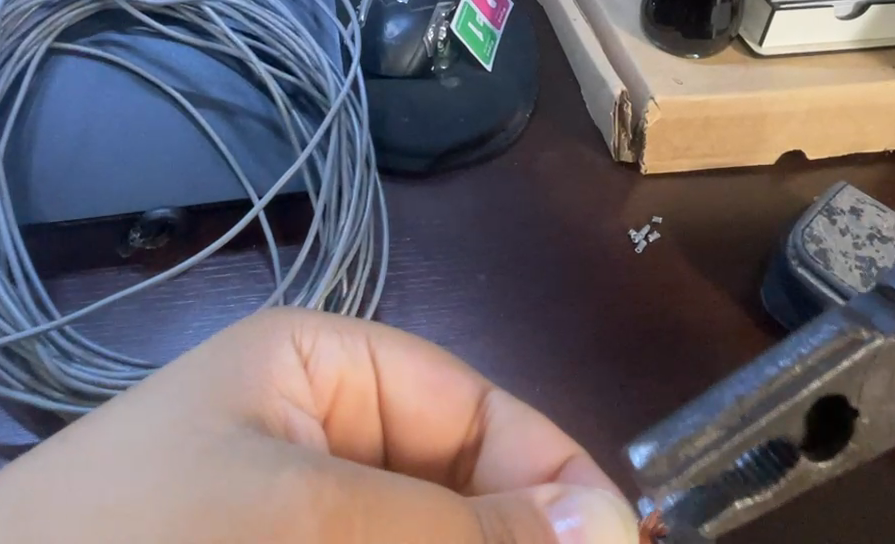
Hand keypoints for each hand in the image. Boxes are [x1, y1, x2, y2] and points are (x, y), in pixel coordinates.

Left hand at [0, 308, 640, 543]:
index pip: (469, 402)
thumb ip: (450, 528)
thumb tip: (605, 525)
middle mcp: (313, 431)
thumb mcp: (302, 519)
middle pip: (448, 483)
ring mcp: (289, 510)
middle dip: (505, 537)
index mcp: (320, 367)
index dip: (549, 472)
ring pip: (414, 534)